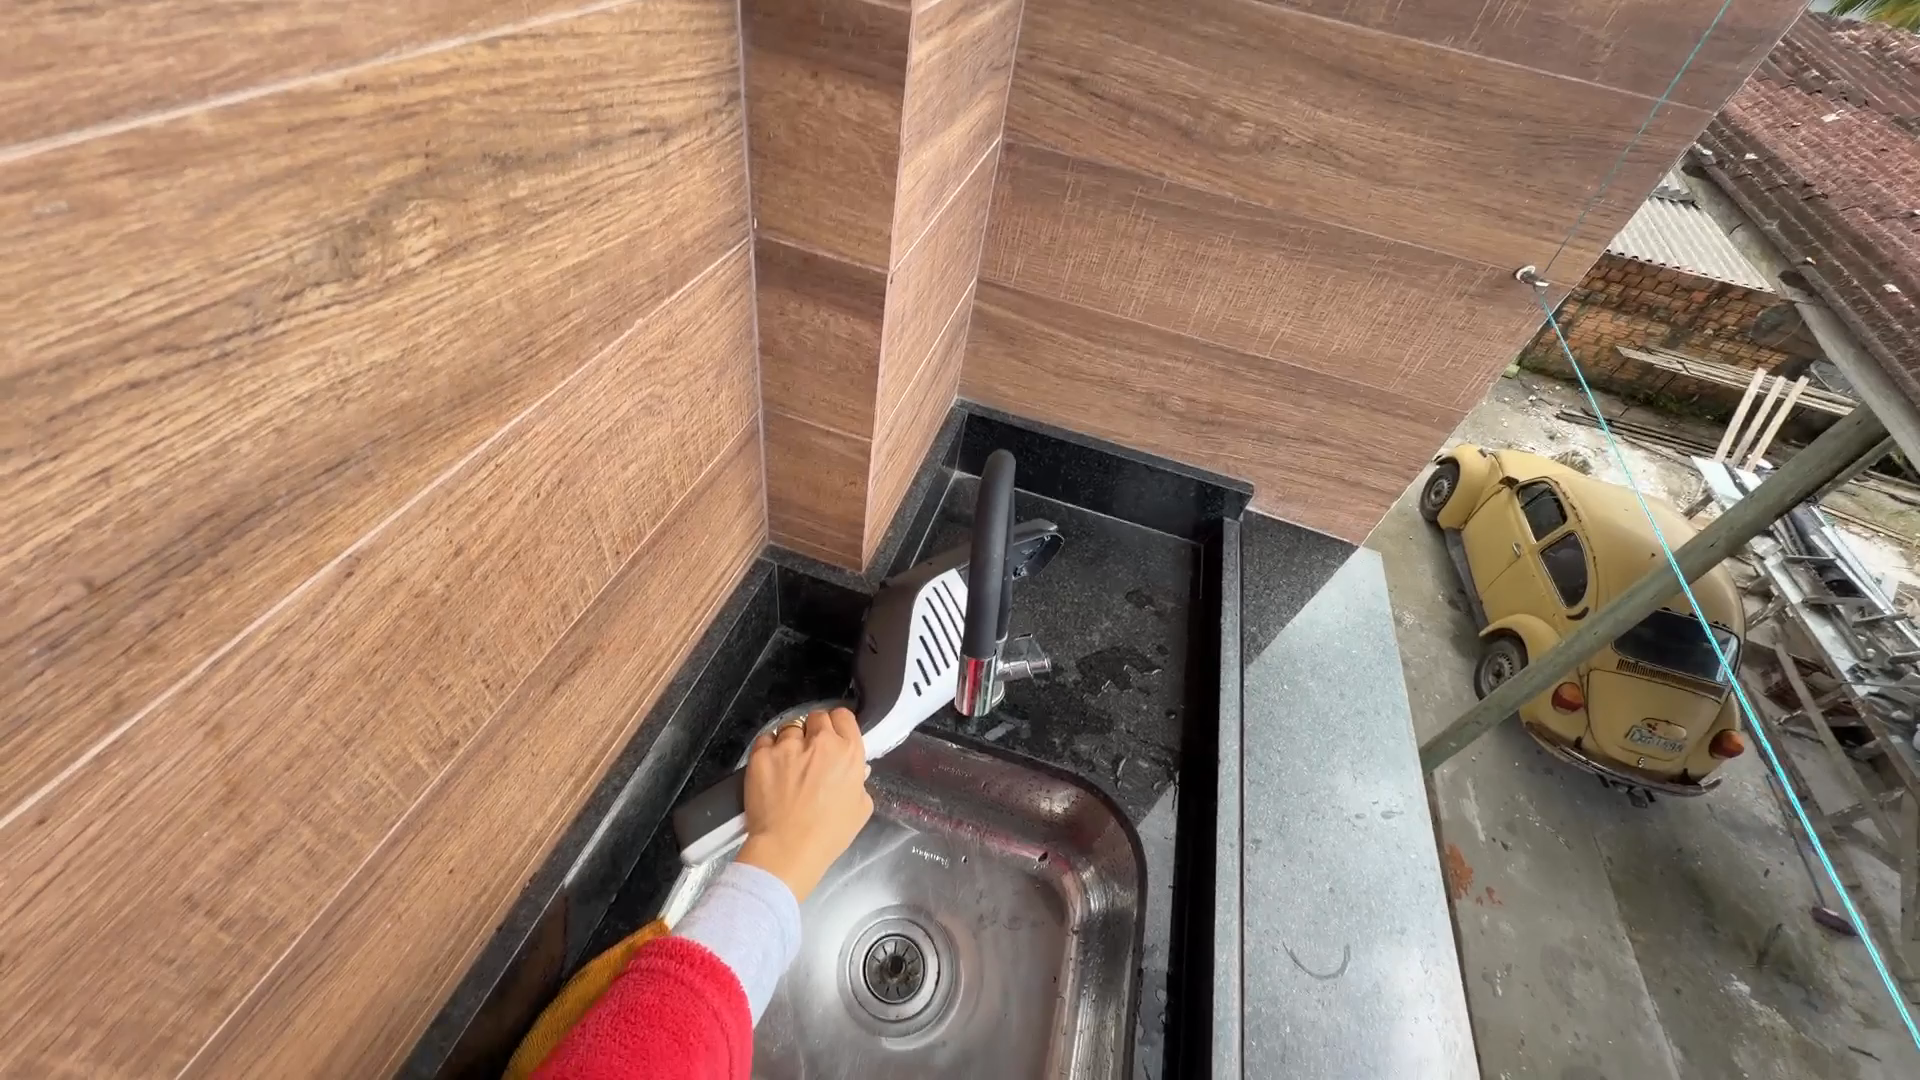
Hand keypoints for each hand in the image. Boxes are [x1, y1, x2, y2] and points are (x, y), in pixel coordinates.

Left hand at [735, 707, 873, 902]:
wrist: (787, 849)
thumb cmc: (829, 834)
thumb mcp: (861, 809)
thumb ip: (859, 783)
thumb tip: (855, 772)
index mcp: (849, 752)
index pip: (843, 716)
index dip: (837, 724)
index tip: (832, 736)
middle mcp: (820, 742)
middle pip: (816, 716)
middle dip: (814, 730)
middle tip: (810, 751)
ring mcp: (789, 746)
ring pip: (790, 727)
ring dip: (790, 741)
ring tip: (787, 762)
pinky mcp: (762, 755)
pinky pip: (765, 739)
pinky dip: (768, 749)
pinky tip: (770, 766)